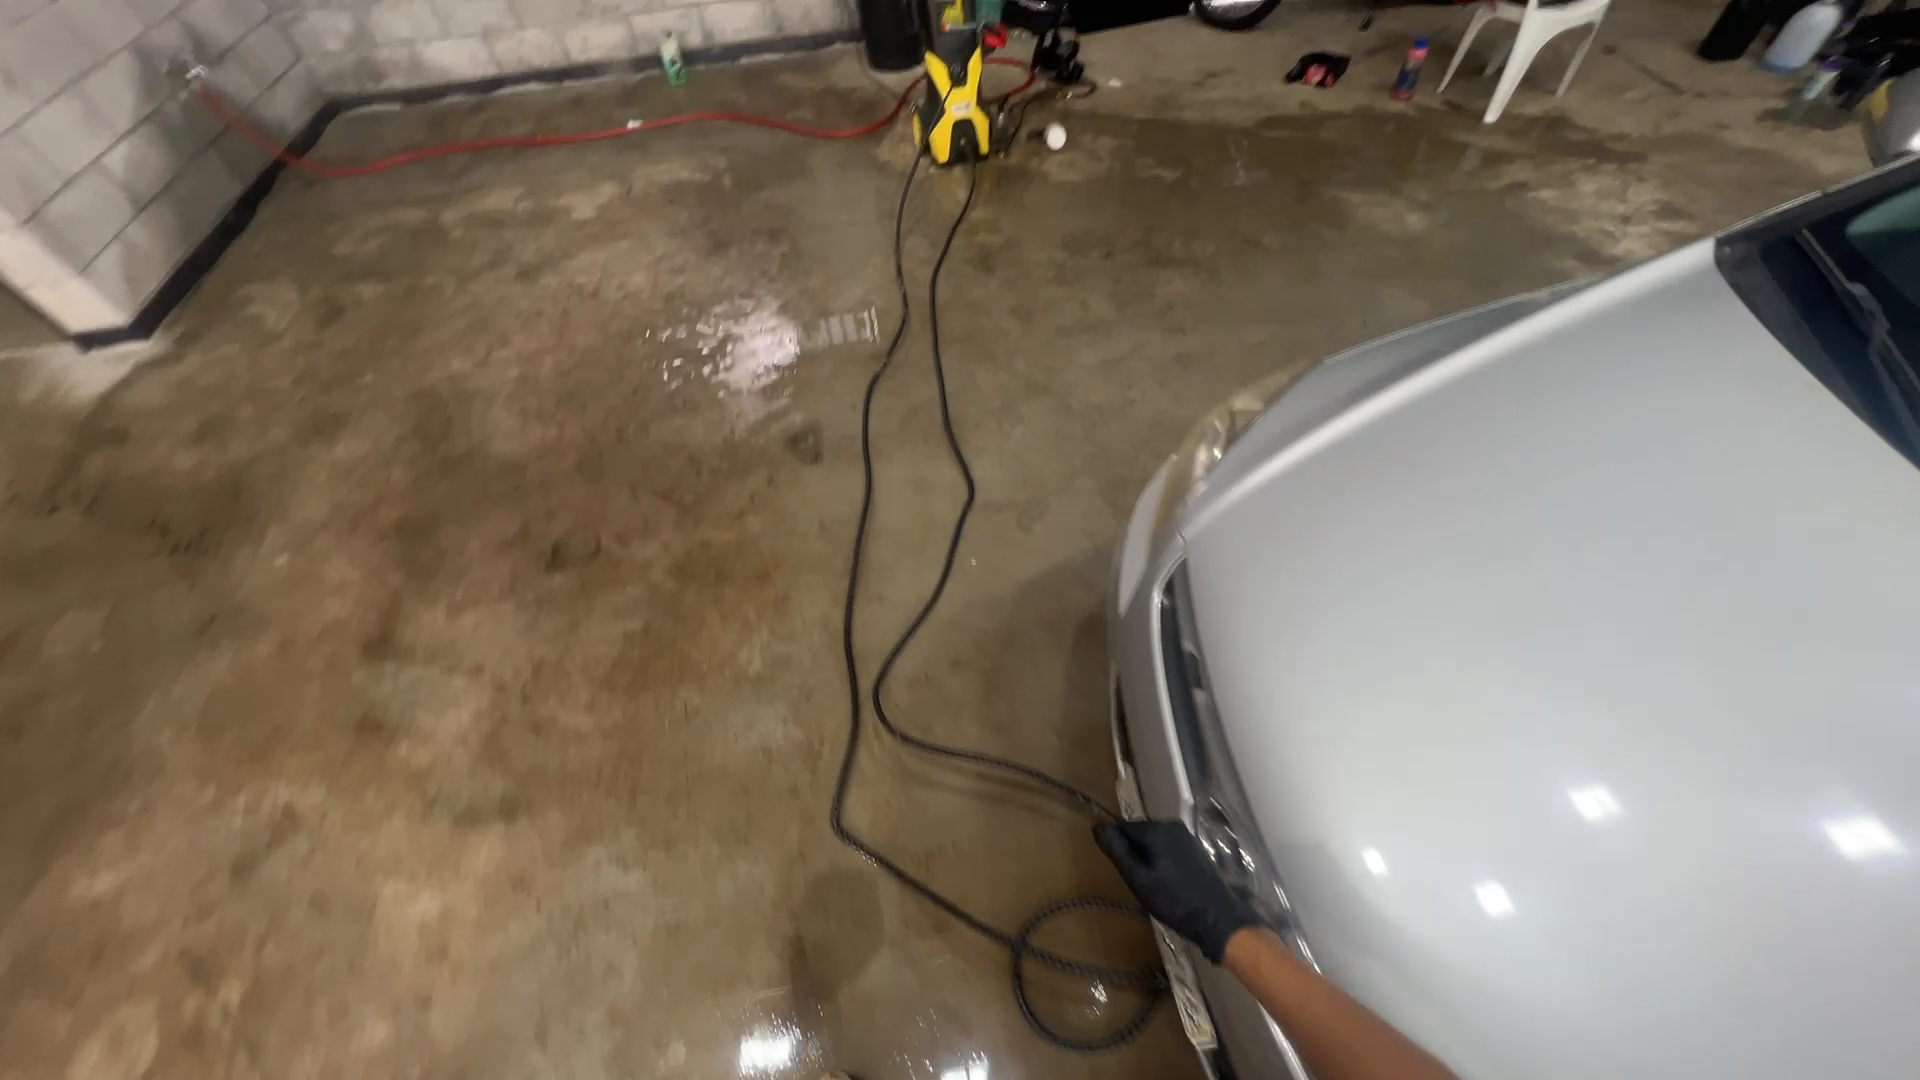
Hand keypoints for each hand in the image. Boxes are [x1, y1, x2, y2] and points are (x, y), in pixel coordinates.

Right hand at [1093, 819, 1262, 963]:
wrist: (1219, 919)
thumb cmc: (1175, 901)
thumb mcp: (1139, 880)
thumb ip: (1118, 852)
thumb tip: (1097, 827)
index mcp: (1156, 829)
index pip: (1123, 827)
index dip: (1116, 847)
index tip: (1120, 870)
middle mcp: (1171, 825)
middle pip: (1139, 833)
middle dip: (1133, 852)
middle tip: (1135, 880)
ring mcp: (1185, 836)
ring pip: (1153, 841)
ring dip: (1147, 857)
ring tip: (1149, 883)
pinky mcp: (1194, 848)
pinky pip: (1167, 848)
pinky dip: (1160, 861)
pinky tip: (1165, 882)